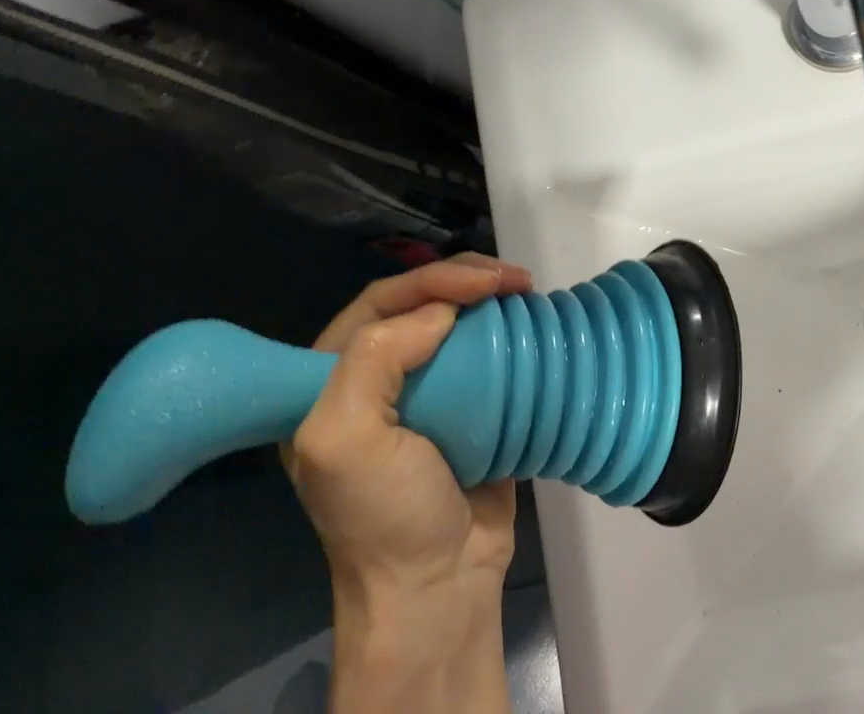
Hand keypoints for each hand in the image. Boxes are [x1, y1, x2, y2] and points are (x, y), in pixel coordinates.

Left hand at [284, 252, 530, 712]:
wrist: (439, 584)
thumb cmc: (384, 515)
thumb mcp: (344, 441)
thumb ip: (372, 362)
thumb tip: (441, 314)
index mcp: (327, 383)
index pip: (378, 305)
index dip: (431, 280)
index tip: (487, 281)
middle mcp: (377, 382)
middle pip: (422, 306)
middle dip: (468, 281)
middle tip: (517, 281)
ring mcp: (428, 399)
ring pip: (460, 329)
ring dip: (495, 305)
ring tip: (530, 295)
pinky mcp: (472, 415)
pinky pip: (491, 362)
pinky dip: (514, 340)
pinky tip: (536, 331)